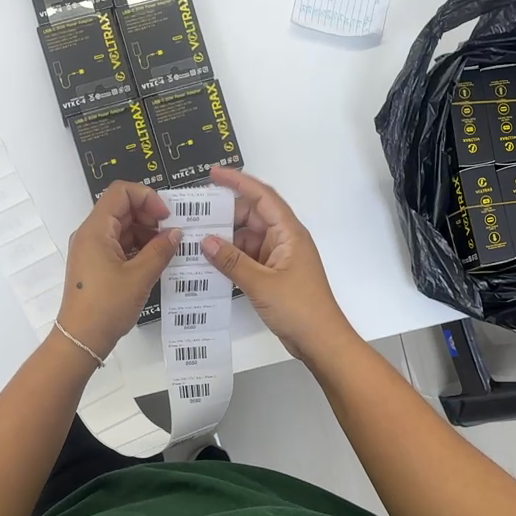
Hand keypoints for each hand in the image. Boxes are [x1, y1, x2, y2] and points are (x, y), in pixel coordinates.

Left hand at [57, 180, 178, 361]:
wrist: (81, 339)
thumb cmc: (106, 307)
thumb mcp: (140, 277)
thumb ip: (161, 250)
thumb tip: (176, 233)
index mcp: (95, 230)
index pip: (121, 192)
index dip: (147, 197)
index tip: (166, 217)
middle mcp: (90, 235)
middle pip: (122, 208)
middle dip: (150, 216)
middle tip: (172, 234)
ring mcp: (92, 251)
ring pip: (123, 228)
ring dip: (146, 234)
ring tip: (168, 250)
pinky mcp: (96, 266)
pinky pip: (119, 246)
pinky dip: (138, 249)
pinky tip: (155, 262)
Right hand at [200, 166, 354, 359]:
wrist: (320, 341)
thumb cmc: (300, 309)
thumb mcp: (261, 284)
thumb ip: (231, 262)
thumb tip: (206, 241)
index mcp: (288, 233)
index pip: (262, 196)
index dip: (238, 182)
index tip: (214, 174)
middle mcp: (284, 240)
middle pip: (251, 217)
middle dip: (224, 215)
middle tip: (194, 216)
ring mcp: (278, 258)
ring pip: (246, 239)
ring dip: (224, 240)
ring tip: (196, 241)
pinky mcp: (272, 275)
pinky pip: (247, 258)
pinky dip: (230, 259)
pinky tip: (210, 263)